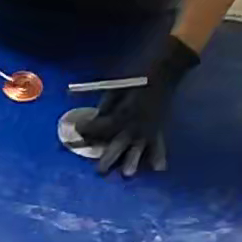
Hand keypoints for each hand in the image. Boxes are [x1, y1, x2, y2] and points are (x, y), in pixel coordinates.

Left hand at [74, 35, 199, 176]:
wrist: (167, 67)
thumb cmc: (137, 76)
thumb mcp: (115, 87)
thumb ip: (104, 106)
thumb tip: (94, 120)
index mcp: (122, 113)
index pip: (99, 128)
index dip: (85, 131)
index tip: (74, 132)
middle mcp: (134, 125)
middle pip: (117, 146)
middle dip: (107, 159)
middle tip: (99, 171)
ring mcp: (147, 129)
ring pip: (138, 149)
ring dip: (132, 161)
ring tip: (127, 174)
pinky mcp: (158, 129)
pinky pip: (159, 144)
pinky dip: (159, 156)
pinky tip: (158, 169)